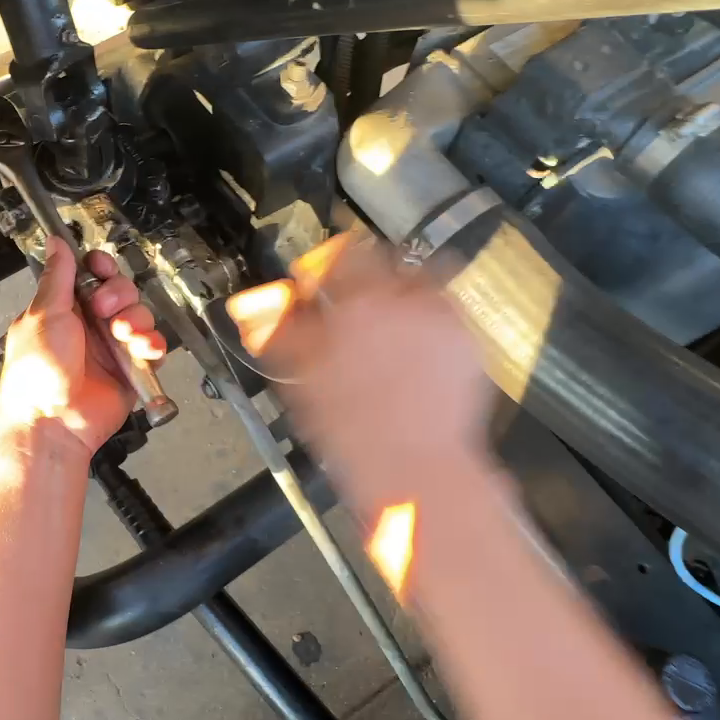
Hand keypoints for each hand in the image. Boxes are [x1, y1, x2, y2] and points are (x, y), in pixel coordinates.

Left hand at [0, 242, 168, 453]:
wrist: (54, 423)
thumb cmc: (39, 369)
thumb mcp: (44, 314)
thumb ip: (58, 277)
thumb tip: (54, 242)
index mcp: (65, 308)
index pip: (91, 274)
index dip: (101, 267)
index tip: (101, 268)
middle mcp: (90, 324)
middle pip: (121, 290)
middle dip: (118, 295)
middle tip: (103, 311)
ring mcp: (113, 347)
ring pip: (140, 315)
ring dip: (136, 320)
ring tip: (123, 336)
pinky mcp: (132, 369)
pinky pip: (152, 346)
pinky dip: (152, 344)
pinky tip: (143, 349)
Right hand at [225, 233, 495, 512]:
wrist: (415, 466)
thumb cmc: (353, 429)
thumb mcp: (303, 378)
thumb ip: (279, 330)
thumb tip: (252, 304)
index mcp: (358, 302)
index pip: (341, 253)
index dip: (325, 264)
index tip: (317, 281)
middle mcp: (404, 298)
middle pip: (382, 260)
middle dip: (364, 276)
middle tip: (351, 306)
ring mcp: (440, 316)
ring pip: (419, 279)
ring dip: (400, 290)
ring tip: (387, 323)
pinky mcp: (466, 339)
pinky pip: (445, 309)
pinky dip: (428, 317)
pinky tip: (414, 348)